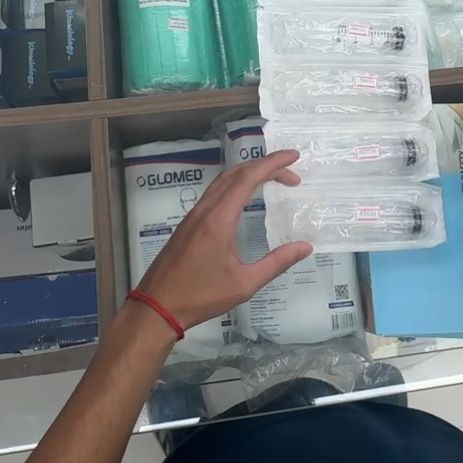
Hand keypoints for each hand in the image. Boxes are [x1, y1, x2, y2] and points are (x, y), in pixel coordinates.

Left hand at [133, 150, 313, 330]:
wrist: (156, 306)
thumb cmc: (201, 296)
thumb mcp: (244, 283)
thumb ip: (277, 263)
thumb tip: (305, 247)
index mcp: (220, 218)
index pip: (248, 177)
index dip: (273, 163)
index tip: (294, 157)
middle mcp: (206, 209)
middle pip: (236, 173)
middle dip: (265, 166)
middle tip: (291, 175)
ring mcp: (194, 215)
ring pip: (223, 181)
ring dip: (249, 174)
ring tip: (273, 180)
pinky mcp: (189, 223)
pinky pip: (215, 192)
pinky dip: (235, 185)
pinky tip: (245, 198)